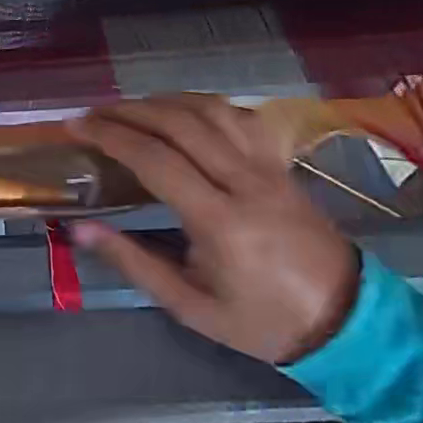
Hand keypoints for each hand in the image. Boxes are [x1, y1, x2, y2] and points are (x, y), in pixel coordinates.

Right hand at [66, 95, 359, 364]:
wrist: (346, 321)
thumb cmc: (259, 319)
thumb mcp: (188, 304)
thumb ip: (132, 261)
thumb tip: (79, 228)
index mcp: (220, 221)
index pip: (155, 160)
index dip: (110, 136)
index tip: (76, 127)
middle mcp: (245, 182)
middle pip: (180, 123)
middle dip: (128, 111)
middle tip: (92, 114)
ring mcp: (269, 167)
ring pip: (212, 110)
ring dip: (163, 101)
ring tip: (128, 109)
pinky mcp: (282, 164)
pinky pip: (240, 118)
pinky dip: (203, 105)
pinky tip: (181, 112)